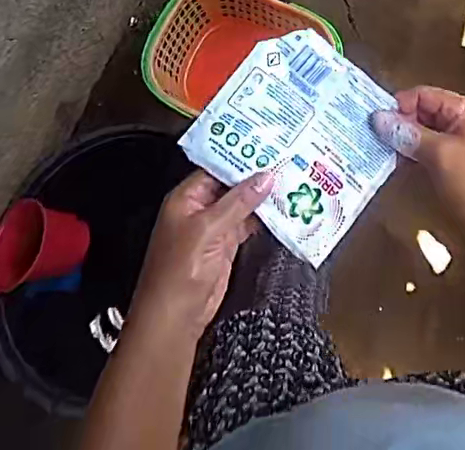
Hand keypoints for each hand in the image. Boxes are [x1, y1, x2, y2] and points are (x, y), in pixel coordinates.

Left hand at [128, 169, 274, 342]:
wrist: (175, 318)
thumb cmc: (179, 271)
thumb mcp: (208, 229)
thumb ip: (238, 203)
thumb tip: (265, 177)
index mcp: (187, 197)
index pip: (215, 168)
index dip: (239, 157)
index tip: (265, 147)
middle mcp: (200, 208)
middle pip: (230, 185)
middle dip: (254, 176)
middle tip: (284, 160)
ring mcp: (213, 228)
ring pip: (241, 205)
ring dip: (261, 197)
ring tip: (289, 180)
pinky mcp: (225, 246)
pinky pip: (246, 225)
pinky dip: (262, 219)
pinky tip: (281, 210)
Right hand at [372, 86, 464, 249]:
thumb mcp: (440, 156)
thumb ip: (408, 134)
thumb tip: (377, 118)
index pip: (422, 95)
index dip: (398, 106)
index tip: (374, 123)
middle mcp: (464, 122)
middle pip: (422, 113)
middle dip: (398, 124)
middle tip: (371, 138)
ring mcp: (462, 146)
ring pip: (423, 135)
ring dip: (403, 143)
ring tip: (378, 152)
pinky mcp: (459, 168)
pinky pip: (430, 154)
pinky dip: (413, 157)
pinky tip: (396, 167)